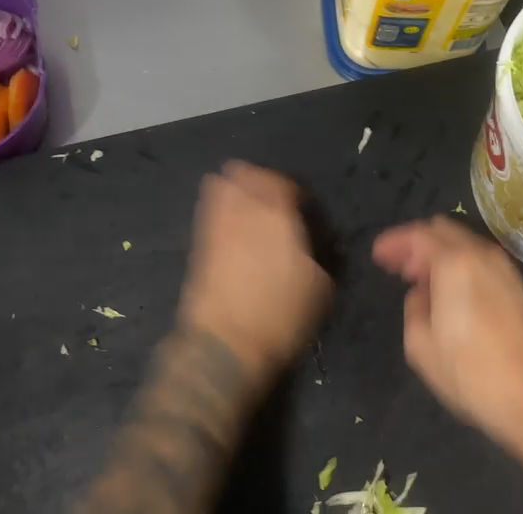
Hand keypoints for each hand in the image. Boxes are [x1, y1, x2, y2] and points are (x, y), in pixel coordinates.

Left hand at [177, 161, 332, 383]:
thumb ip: (322, 257)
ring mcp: (219, 225)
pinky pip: (208, 210)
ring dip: (235, 187)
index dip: (295, 190)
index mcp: (280, 217)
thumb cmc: (280, 317)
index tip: (303, 205)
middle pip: (248, 176)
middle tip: (273, 194)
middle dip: (261, 180)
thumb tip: (322, 246)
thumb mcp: (321, 289)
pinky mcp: (199, 244)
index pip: (285, 184)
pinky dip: (218, 205)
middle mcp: (247, 212)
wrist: (225, 346)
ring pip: (222, 187)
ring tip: (246, 199)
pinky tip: (226, 218)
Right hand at [372, 216, 522, 443]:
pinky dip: (460, 264)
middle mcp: (480, 255)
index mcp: (454, 262)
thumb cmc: (471, 372)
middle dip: (417, 243)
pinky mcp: (517, 286)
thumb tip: (423, 294)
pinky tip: (451, 291)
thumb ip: (414, 307)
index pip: (418, 234)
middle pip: (443, 230)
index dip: (394, 241)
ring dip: (440, 252)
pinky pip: (479, 259)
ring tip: (422, 280)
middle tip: (400, 267)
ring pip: (464, 243)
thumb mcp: (421, 346)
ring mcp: (503, 268)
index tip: (378, 254)